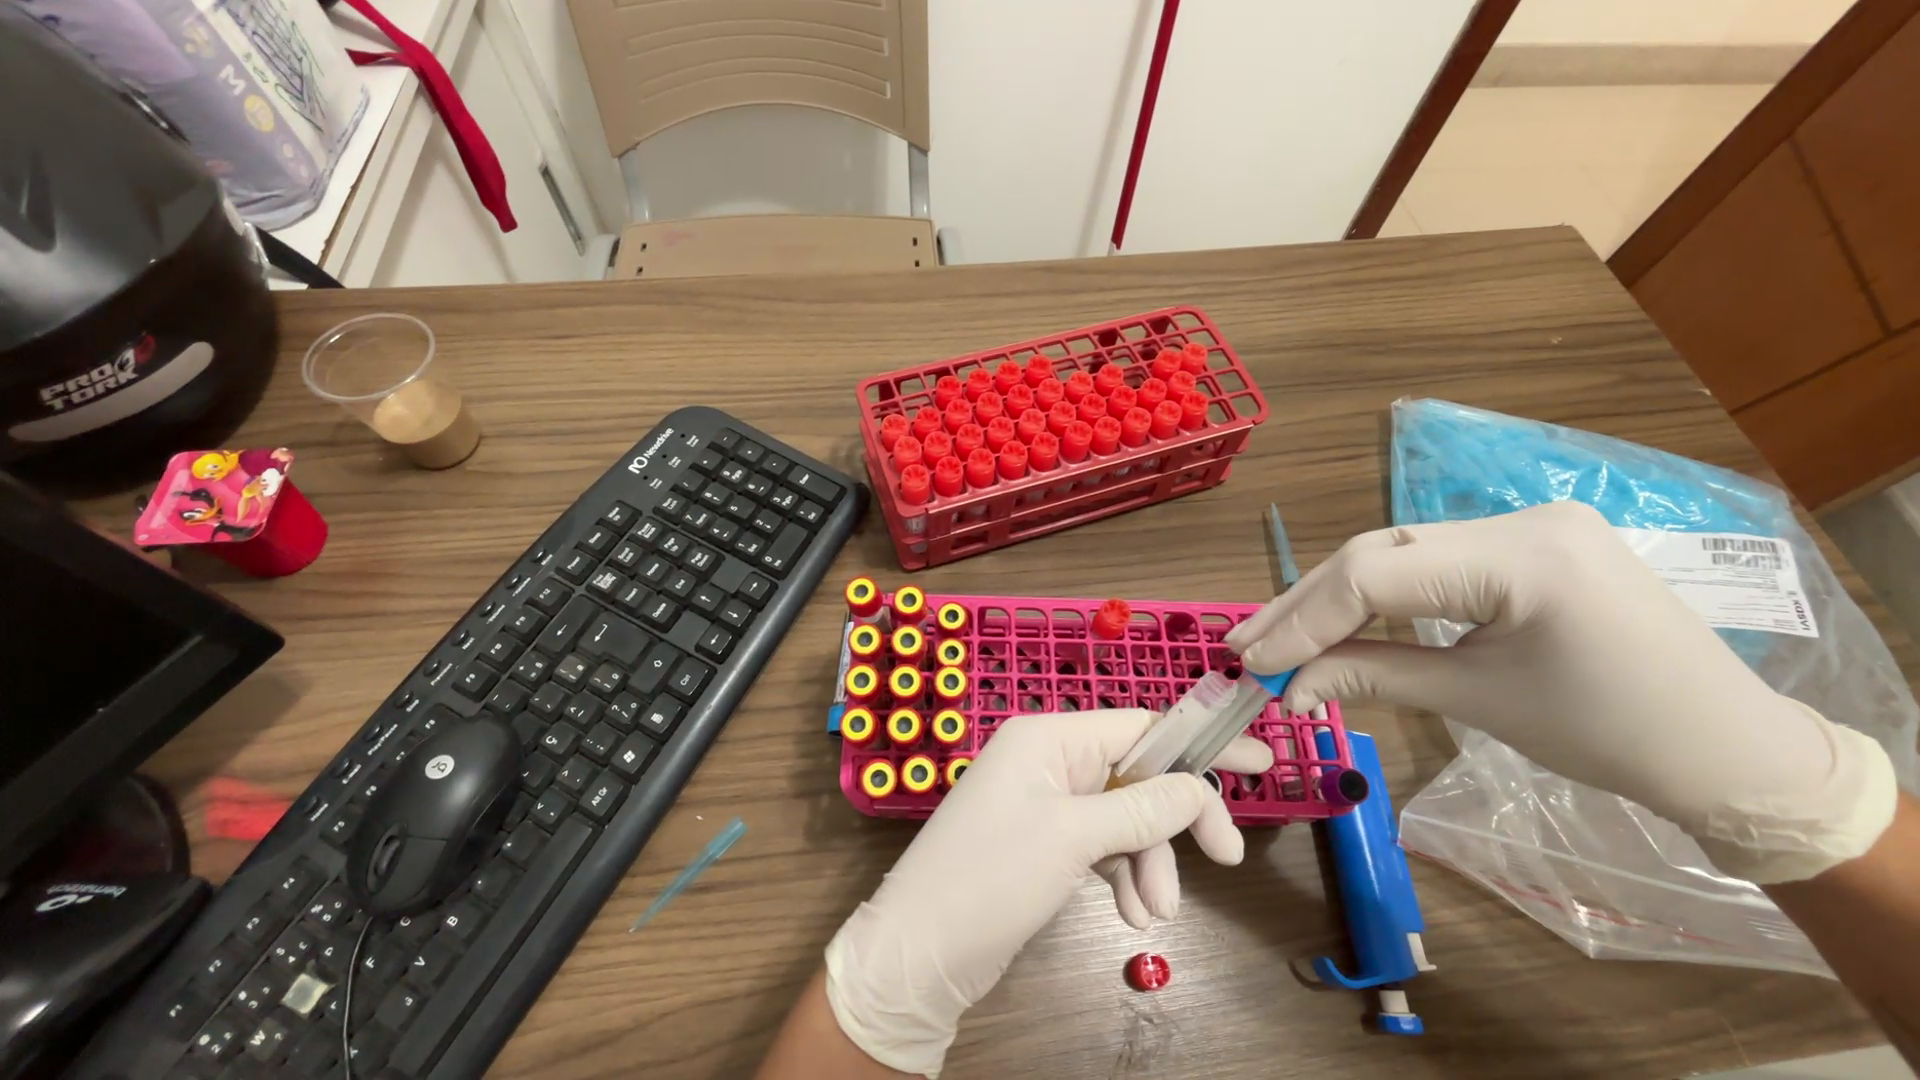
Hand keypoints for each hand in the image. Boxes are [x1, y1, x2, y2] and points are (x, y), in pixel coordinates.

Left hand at [824, 709, 1272, 1076]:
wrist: (919, 952)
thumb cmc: (991, 877)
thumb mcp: (1072, 838)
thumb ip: (1141, 809)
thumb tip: (1197, 787)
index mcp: (1048, 738)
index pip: (1140, 727)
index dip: (1199, 745)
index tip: (1260, 763)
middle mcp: (1048, 761)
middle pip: (1137, 776)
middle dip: (1173, 821)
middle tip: (1227, 858)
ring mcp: (1044, 803)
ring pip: (1123, 817)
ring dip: (1148, 861)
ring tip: (1153, 913)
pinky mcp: (1043, 843)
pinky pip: (1102, 845)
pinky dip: (1123, 874)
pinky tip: (1131, 912)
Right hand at [1225, 501, 1896, 884]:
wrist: (1730, 749)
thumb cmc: (1610, 734)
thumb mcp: (1478, 701)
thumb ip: (1372, 675)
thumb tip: (1287, 686)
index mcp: (1521, 554)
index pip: (1374, 570)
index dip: (1302, 617)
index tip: (1251, 660)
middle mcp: (1520, 517)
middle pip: (1377, 552)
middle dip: (1306, 605)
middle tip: (1247, 646)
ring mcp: (1528, 523)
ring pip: (1397, 552)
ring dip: (1334, 598)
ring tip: (1277, 637)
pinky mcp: (1530, 542)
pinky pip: (1431, 561)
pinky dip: (1379, 595)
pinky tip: (1341, 618)